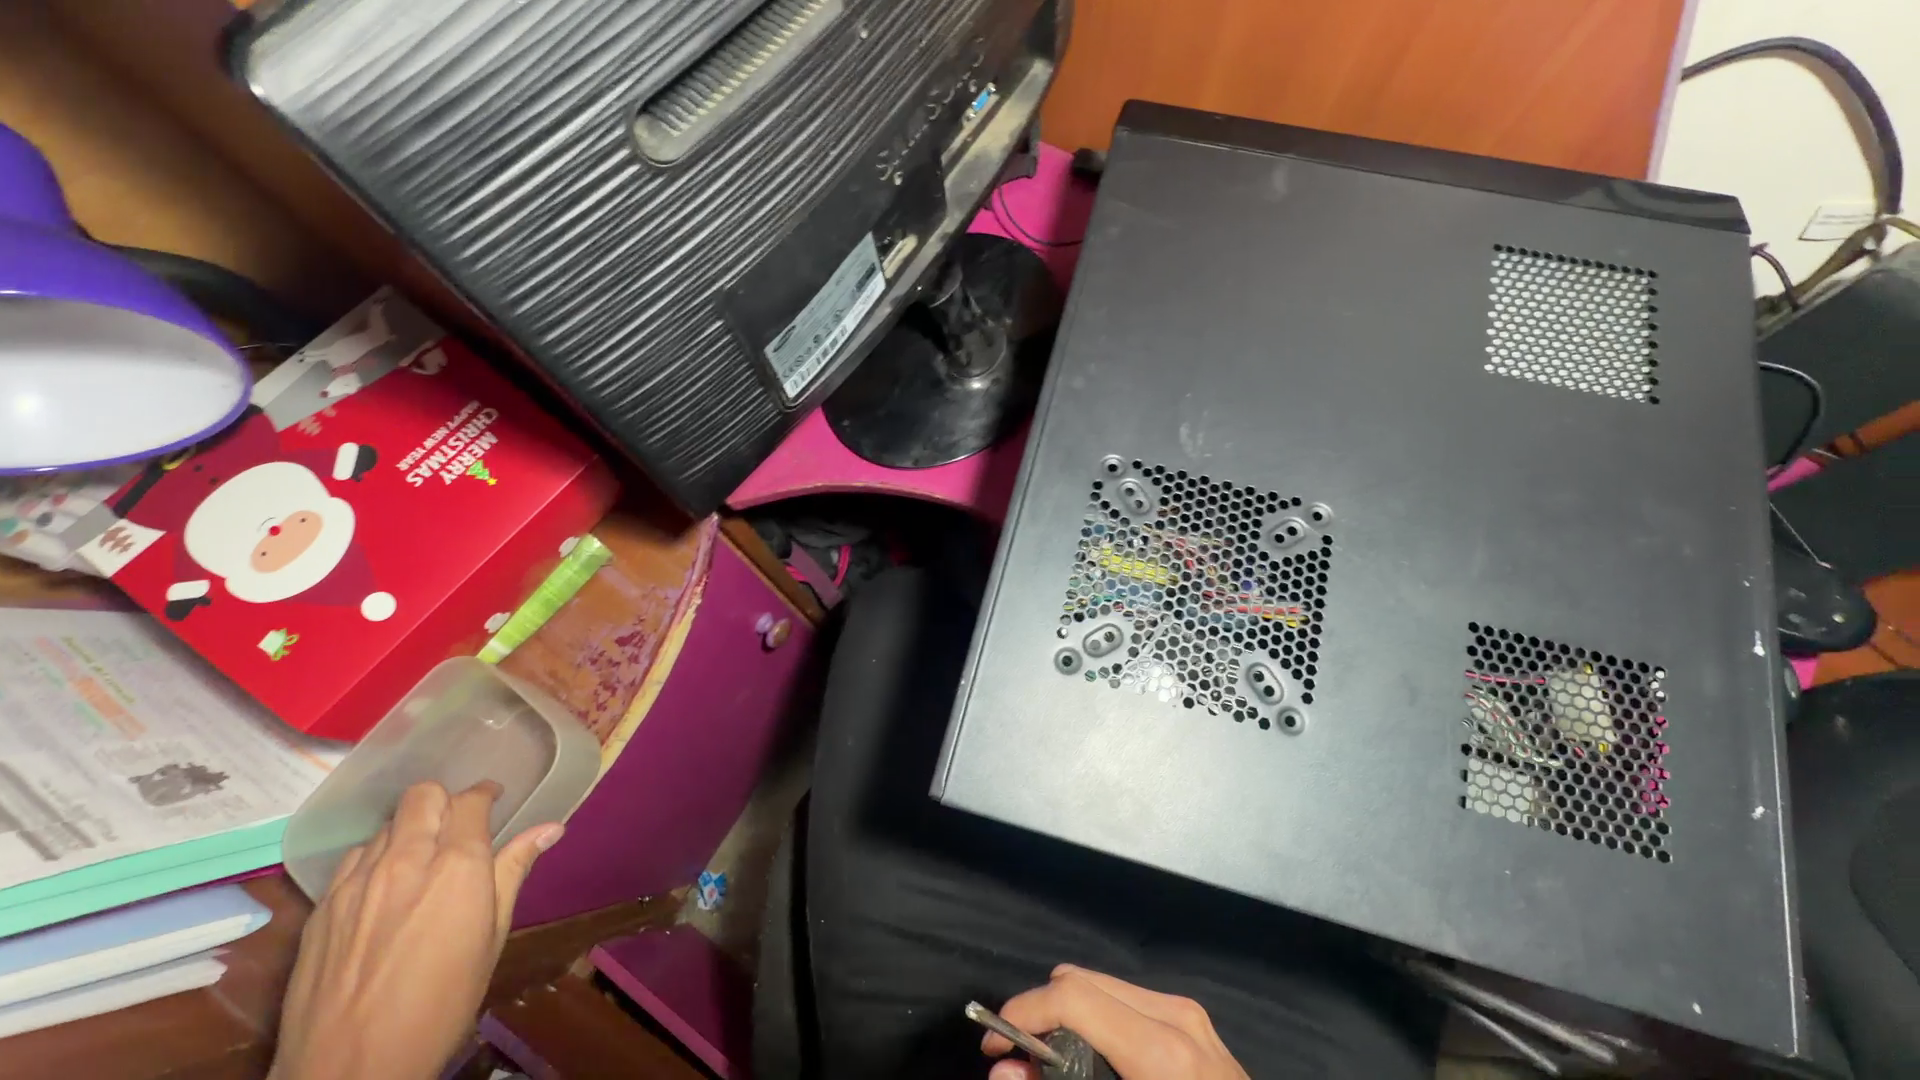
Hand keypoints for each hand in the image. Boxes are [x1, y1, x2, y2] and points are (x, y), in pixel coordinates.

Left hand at [269, 781, 562, 1079]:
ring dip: (409, 829)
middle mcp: (406, 859)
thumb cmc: (443, 1003)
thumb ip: (513, 873)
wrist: (351, 1065)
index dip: (485, 795)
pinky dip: (376, 857)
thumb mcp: (492, 938)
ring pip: (387, 824)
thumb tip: (551, 828)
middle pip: (423, 795)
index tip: (494, 800)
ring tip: (421, 859)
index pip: (470, 801)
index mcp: (457, 867)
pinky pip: (354, 857)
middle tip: (458, 823)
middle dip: (445, 800)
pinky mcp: (323, 904)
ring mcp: (357, 880)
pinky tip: (384, 888)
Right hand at [982, 965, 1250, 1079]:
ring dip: (1068, 1020)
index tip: (994, 1047)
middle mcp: (1175, 1015)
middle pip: (1081, 982)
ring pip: (1102, 987)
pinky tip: (1095, 1062)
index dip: (1021, 1013)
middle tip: (1020, 1063)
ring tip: (1056, 1064)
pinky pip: (1127, 1003)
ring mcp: (1190, 1016)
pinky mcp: (1196, 1024)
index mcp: (1160, 1046)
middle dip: (1040, 1017)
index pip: (1071, 995)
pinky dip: (1098, 1024)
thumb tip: (1004, 1070)